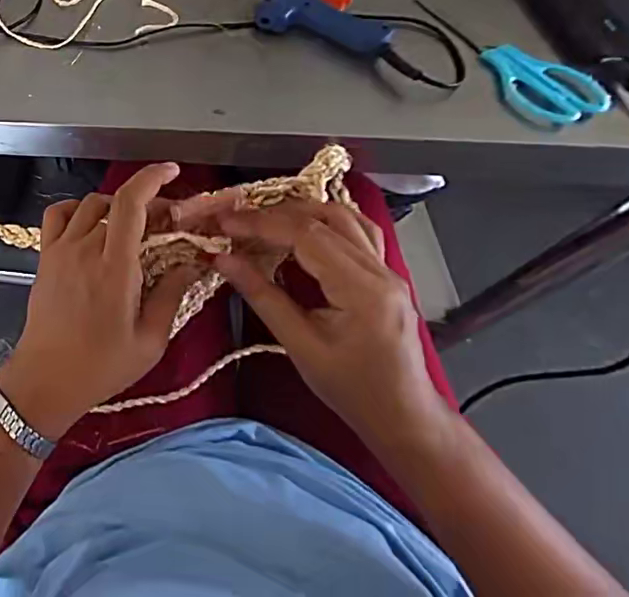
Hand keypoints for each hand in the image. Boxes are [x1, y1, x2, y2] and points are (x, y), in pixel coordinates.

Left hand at [0, 163, 204, 438]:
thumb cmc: (100, 366)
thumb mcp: (150, 340)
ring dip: (116, 206)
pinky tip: (92, 225)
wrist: (46, 379)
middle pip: (117, 203)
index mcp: (114, 268)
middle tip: (166, 222)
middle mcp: (85, 249)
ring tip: (133, 227)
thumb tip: (192, 263)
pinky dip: (77, 209)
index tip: (171, 171)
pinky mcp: (46, 255)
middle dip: (147, 203)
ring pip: (90, 204)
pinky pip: (58, 214)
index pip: (131, 204)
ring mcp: (61, 249)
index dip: (151, 179)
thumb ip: (171, 295)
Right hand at [213, 201, 450, 445]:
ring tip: (265, 220)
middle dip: (276, 214)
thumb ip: (262, 296)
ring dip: (302, 211)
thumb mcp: (300, 347)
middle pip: (324, 218)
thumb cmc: (352, 391)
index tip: (226, 223)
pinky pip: (357, 230)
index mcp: (362, 290)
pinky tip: (305, 227)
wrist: (404, 417)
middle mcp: (380, 270)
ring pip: (343, 217)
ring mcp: (388, 269)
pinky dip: (325, 220)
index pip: (306, 235)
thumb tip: (223, 260)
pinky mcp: (386, 273)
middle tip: (238, 221)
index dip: (262, 223)